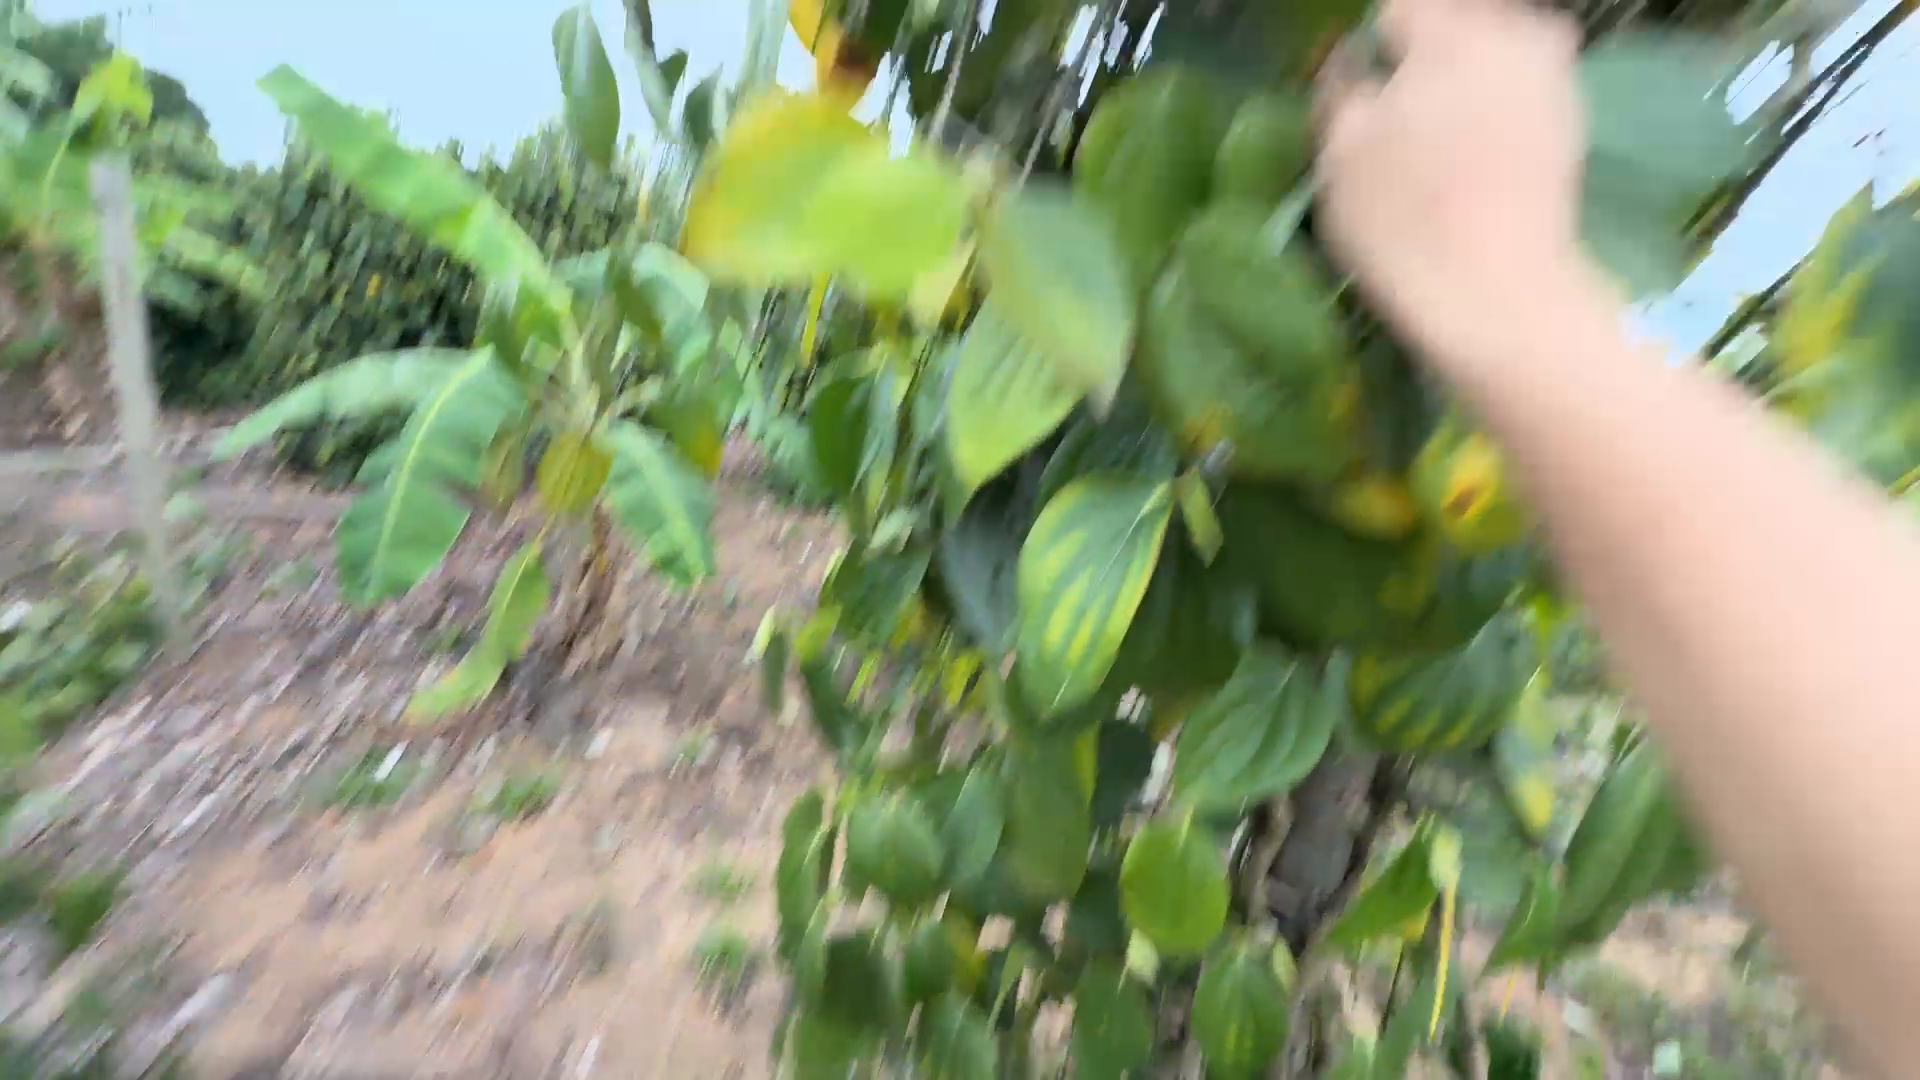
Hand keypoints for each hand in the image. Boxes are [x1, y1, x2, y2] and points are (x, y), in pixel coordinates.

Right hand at [1314, 0, 1594, 370]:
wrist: (1491, 290)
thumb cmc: (1400, 223)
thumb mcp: (1339, 158)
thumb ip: (1342, 93)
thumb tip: (1349, 62)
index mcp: (1451, 34)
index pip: (1398, 10)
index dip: (1366, 53)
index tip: (1352, 96)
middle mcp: (1516, 35)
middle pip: (1451, 25)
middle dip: (1415, 65)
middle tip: (1384, 121)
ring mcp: (1551, 76)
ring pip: (1484, 60)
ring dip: (1450, 87)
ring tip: (1421, 145)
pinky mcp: (1567, 121)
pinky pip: (1510, 95)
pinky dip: (1482, 114)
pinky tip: (1461, 163)